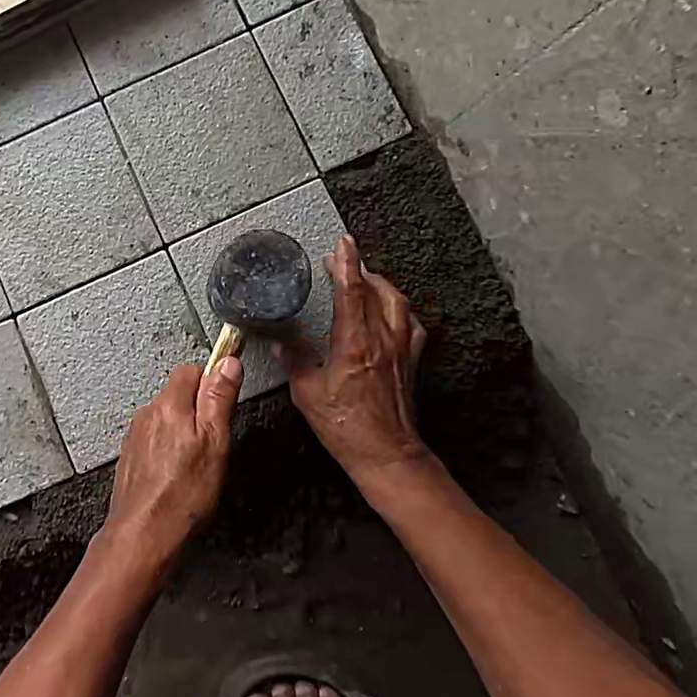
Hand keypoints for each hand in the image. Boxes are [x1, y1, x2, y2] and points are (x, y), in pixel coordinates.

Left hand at [105, 357, 243, 563]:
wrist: (143, 537)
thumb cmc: (180, 495)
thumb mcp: (215, 441)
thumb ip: (220, 397)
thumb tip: (228, 363)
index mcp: (170, 404)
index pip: (193, 369)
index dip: (213, 382)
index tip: (224, 401)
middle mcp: (148, 414)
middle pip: (180, 393)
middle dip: (199, 409)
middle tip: (214, 438)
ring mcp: (137, 436)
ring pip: (169, 417)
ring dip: (184, 430)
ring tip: (197, 460)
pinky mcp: (132, 457)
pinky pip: (157, 439)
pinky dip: (170, 449)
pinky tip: (179, 472)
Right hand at [285, 236, 429, 481]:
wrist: (386, 453)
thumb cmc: (349, 429)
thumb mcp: (308, 395)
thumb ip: (297, 363)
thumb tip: (286, 346)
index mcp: (354, 343)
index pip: (352, 290)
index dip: (347, 262)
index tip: (343, 244)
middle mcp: (381, 340)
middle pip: (376, 289)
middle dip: (360, 268)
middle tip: (344, 260)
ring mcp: (400, 348)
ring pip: (397, 301)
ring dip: (380, 284)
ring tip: (366, 277)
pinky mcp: (410, 360)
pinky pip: (410, 322)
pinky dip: (399, 308)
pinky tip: (392, 310)